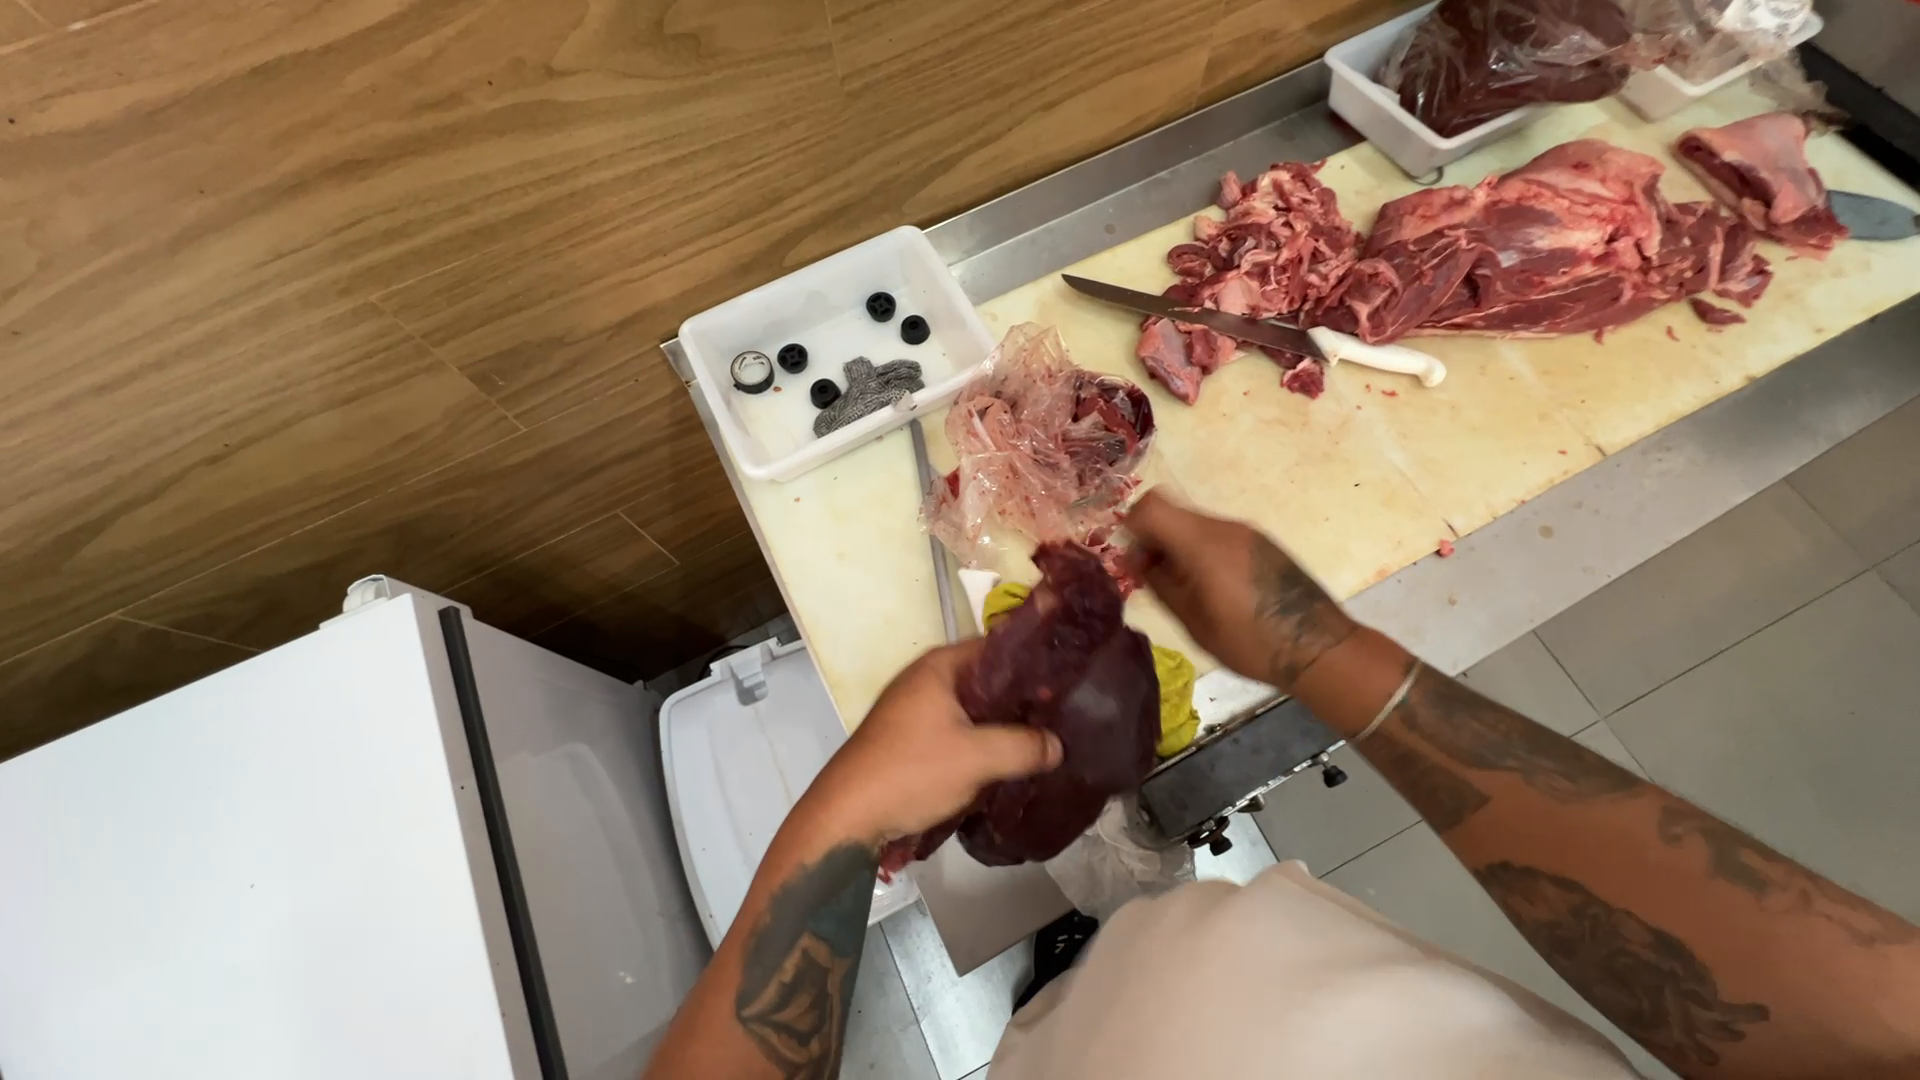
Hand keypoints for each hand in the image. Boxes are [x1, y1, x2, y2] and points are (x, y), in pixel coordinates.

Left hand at [806, 641, 1063, 841]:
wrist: (848, 816)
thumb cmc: (910, 772)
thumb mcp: (977, 758)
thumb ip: (1024, 746)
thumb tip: (1058, 745)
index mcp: (940, 666)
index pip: (998, 647)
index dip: (1034, 660)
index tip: (1069, 679)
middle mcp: (927, 679)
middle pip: (988, 680)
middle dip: (1022, 698)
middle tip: (1064, 714)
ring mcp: (917, 710)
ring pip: (975, 710)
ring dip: (1003, 725)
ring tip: (1045, 739)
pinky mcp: (913, 740)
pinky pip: (960, 732)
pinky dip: (983, 742)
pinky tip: (1010, 761)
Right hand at [1125, 489, 1357, 690]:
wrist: (1320, 649)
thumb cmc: (1250, 643)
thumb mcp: (1193, 622)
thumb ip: (1159, 584)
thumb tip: (1139, 560)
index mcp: (1204, 545)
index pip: (1151, 506)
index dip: (1132, 526)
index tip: (1134, 559)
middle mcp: (1225, 527)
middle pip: (1172, 511)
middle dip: (1153, 538)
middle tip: (1153, 577)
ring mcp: (1247, 532)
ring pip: (1193, 522)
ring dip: (1177, 545)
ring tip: (1184, 587)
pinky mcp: (1261, 542)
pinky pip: (1216, 534)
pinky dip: (1200, 550)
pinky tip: (1212, 586)